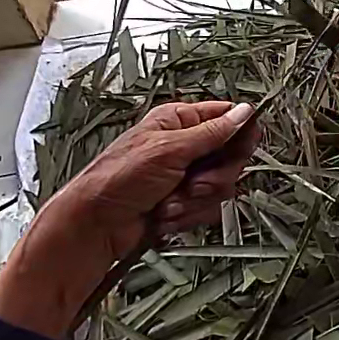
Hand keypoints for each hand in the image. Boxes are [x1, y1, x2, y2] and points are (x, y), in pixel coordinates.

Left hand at [0, 100, 261, 337]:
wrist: (95, 226)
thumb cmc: (117, 179)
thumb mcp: (169, 150)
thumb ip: (212, 133)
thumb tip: (243, 113)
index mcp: (178, 121)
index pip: (226, 118)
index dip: (240, 133)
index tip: (241, 149)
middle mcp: (184, 146)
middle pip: (230, 157)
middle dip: (214, 177)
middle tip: (193, 183)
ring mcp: (184, 176)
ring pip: (220, 187)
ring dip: (196, 201)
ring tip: (170, 202)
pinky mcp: (182, 202)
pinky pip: (206, 209)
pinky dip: (187, 216)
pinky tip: (165, 216)